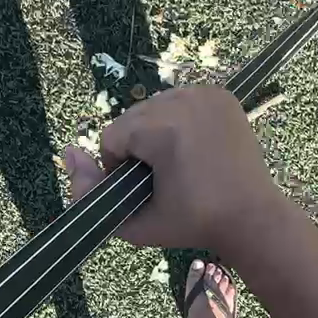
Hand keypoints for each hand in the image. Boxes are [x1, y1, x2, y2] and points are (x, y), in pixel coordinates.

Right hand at [61, 85, 293, 257]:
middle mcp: (184, 100)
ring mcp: (206, 93)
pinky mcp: (221, 94)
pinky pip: (181, 102)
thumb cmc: (192, 225)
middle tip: (163, 179)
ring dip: (156, 133)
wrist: (250, 217)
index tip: (144, 189)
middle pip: (132, 118)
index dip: (119, 168)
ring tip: (178, 164)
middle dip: (138, 148)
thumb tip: (67, 152)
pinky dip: (179, 122)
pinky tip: (193, 148)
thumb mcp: (133, 222)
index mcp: (163, 128)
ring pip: (154, 108)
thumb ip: (88, 194)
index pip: (112, 136)